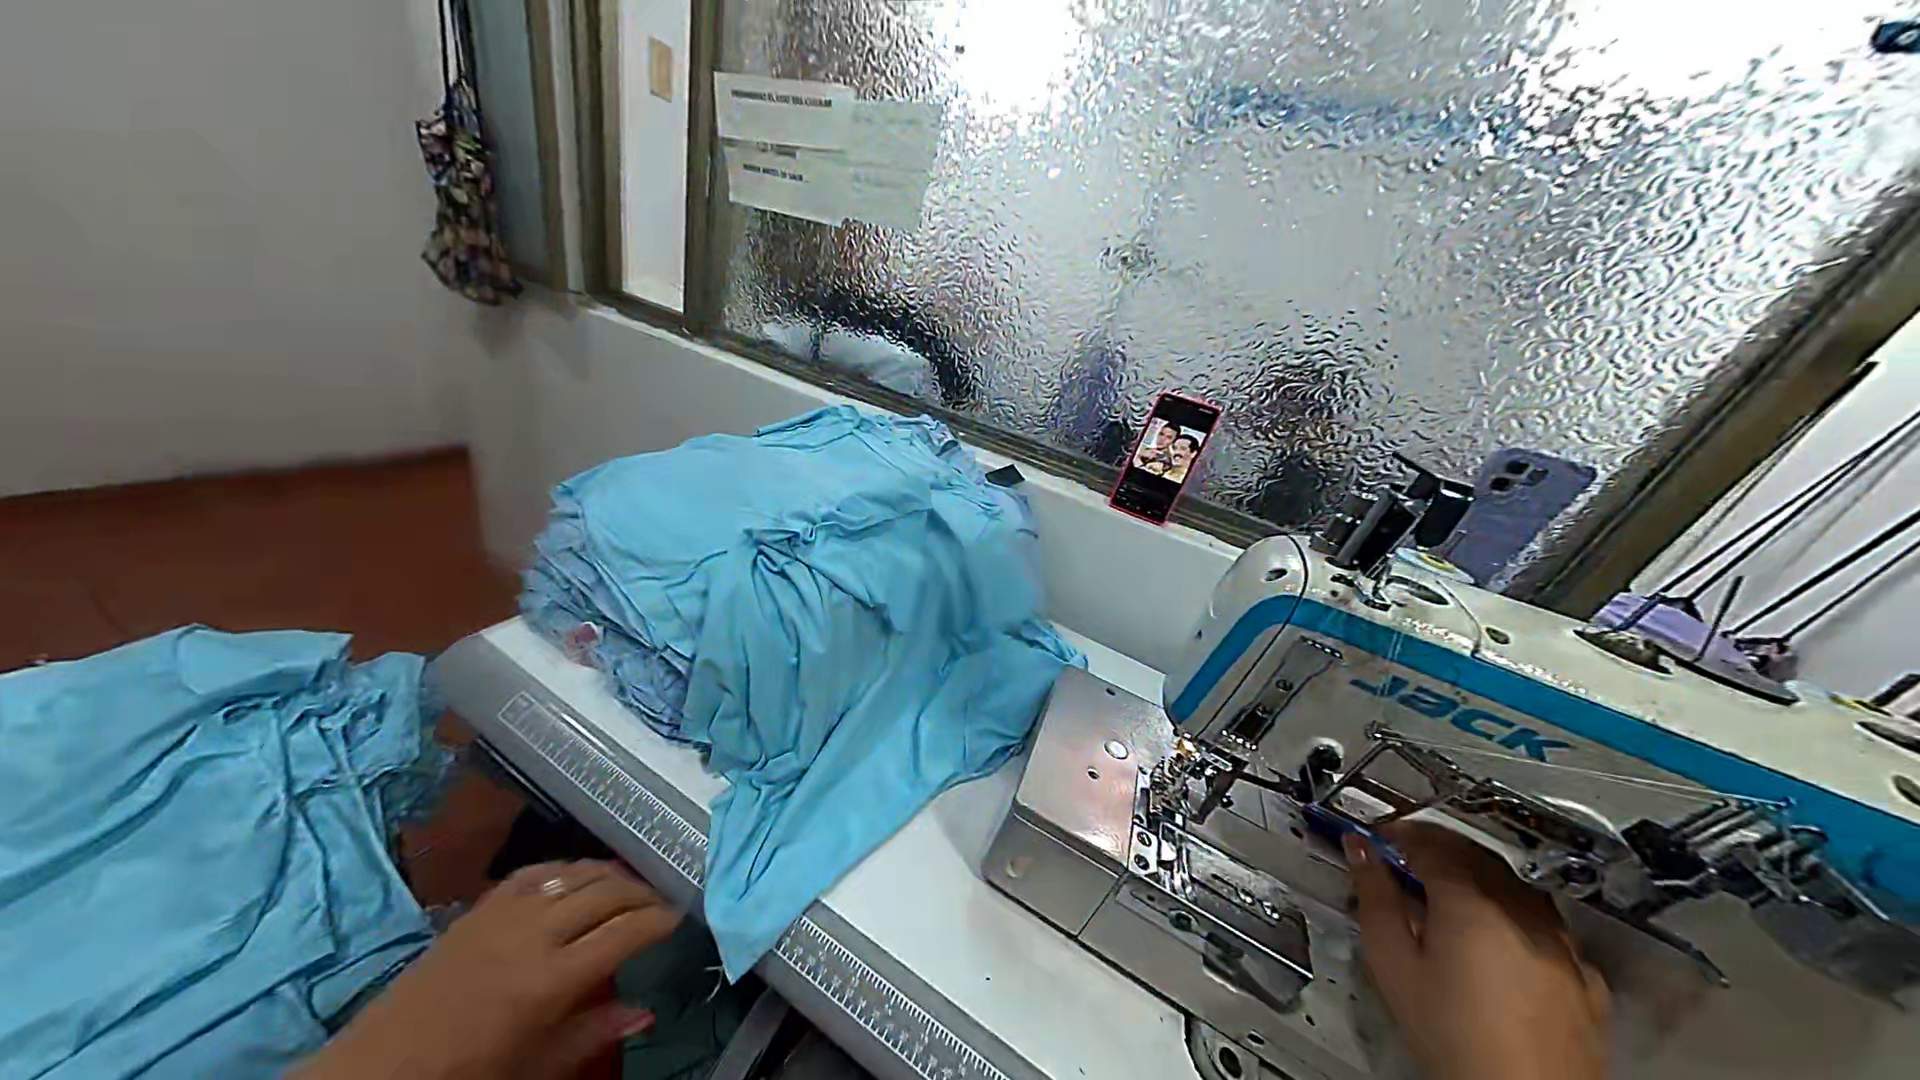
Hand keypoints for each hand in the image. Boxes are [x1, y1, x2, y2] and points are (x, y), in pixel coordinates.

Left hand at [292, 860, 682, 1079]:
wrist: (370, 1077)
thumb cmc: (461, 1079)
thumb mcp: (532, 1068)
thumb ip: (592, 1033)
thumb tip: (647, 1011)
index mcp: (549, 981)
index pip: (625, 932)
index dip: (660, 919)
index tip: (680, 916)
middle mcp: (534, 935)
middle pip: (608, 893)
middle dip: (644, 893)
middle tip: (662, 900)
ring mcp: (505, 915)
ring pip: (577, 874)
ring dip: (612, 875)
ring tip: (631, 884)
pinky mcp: (480, 908)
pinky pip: (536, 872)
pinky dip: (567, 868)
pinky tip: (579, 876)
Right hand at [1345, 824, 1611, 1079]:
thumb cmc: (1447, 1031)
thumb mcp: (1392, 960)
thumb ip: (1374, 896)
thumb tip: (1359, 849)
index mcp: (1471, 905)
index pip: (1431, 846)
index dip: (1399, 835)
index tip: (1377, 837)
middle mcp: (1523, 915)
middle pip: (1475, 856)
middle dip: (1436, 846)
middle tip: (1404, 853)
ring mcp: (1563, 946)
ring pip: (1515, 884)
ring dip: (1477, 872)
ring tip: (1446, 887)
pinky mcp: (1586, 978)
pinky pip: (1548, 923)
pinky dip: (1515, 910)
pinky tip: (1498, 930)